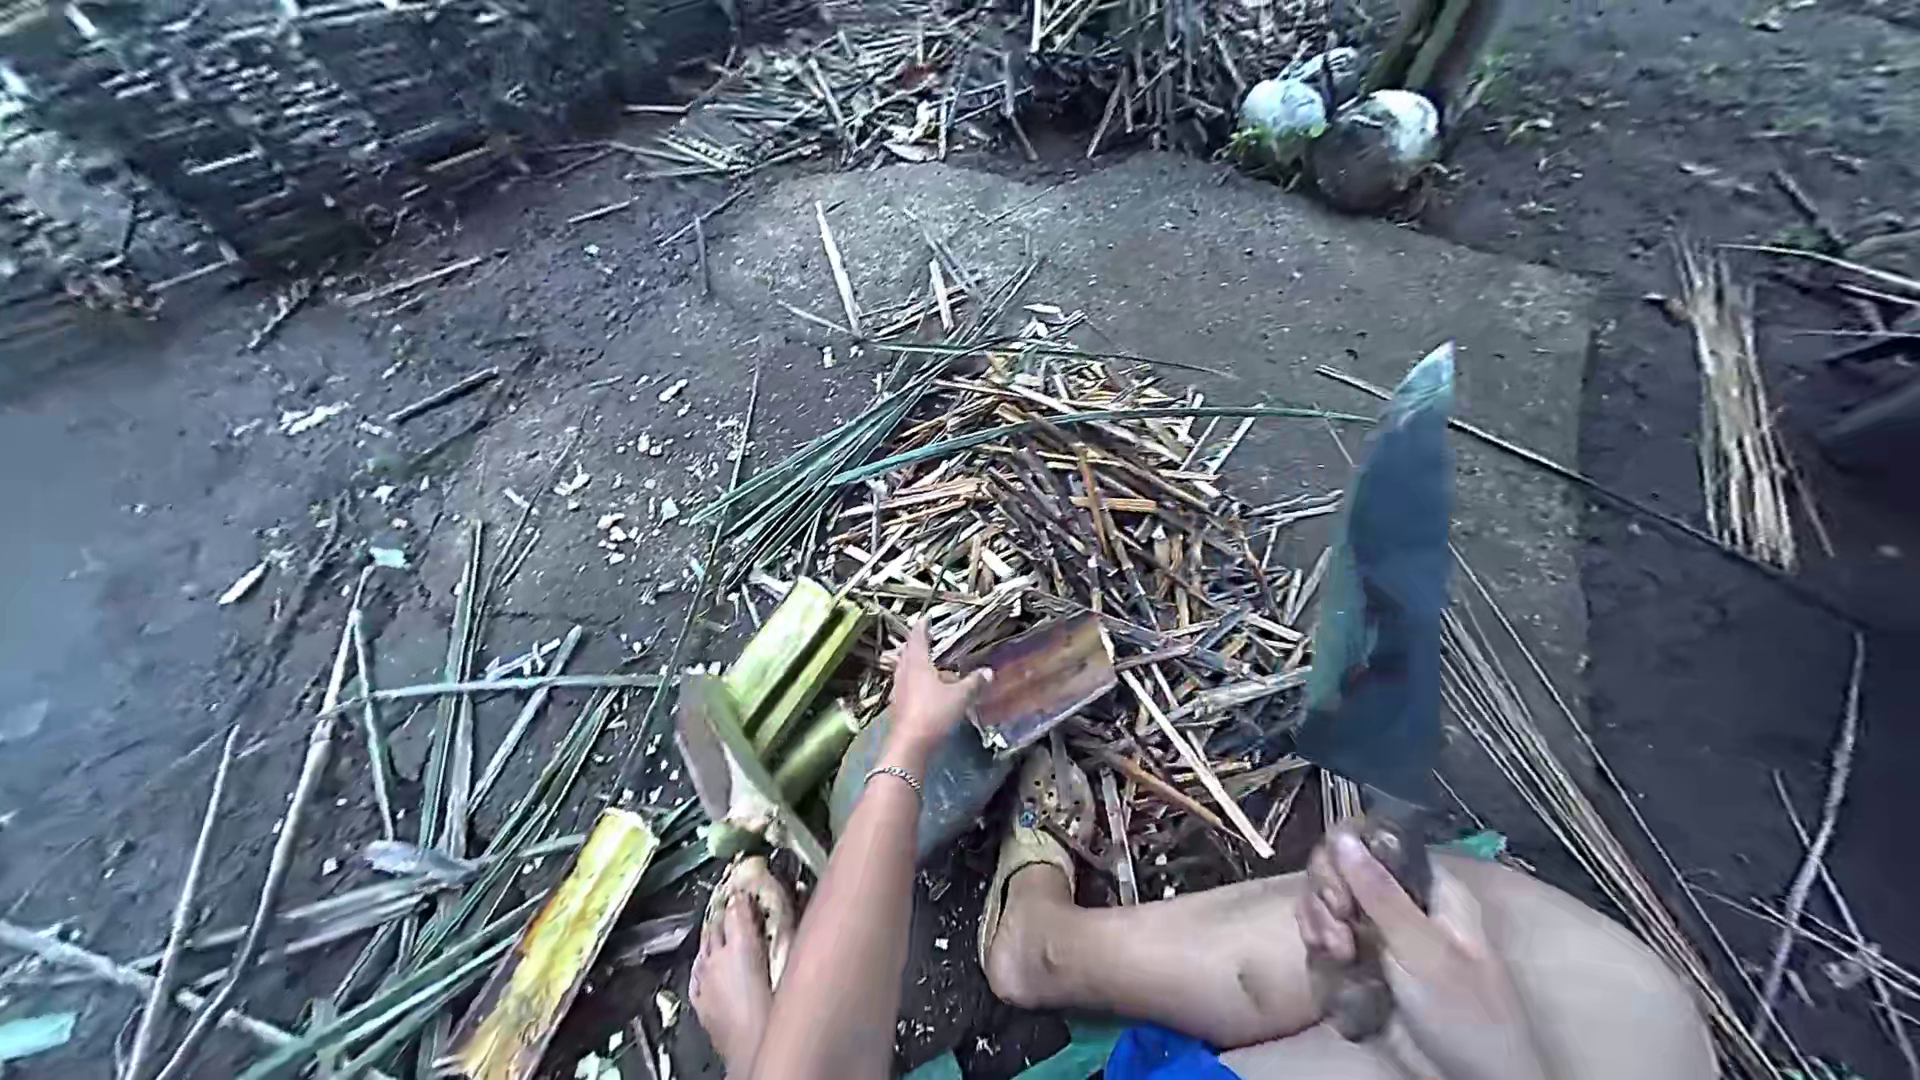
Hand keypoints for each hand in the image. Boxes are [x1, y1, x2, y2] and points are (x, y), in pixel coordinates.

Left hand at [885, 621, 991, 762]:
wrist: (909, 745)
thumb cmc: (933, 713)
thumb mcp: (959, 697)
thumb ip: (973, 683)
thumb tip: (988, 672)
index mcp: (917, 664)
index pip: (918, 639)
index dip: (922, 627)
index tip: (925, 619)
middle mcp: (904, 673)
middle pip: (908, 653)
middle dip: (917, 644)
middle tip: (927, 639)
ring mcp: (898, 690)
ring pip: (905, 669)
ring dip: (916, 664)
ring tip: (930, 665)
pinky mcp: (897, 706)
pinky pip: (906, 685)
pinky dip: (915, 681)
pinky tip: (927, 690)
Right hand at [1299, 830, 1546, 1079]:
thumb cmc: (1464, 1016)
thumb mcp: (1424, 950)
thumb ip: (1380, 892)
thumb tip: (1342, 834)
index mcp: (1426, 886)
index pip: (1371, 839)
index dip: (1345, 850)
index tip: (1341, 882)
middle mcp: (1397, 899)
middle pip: (1337, 864)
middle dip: (1327, 891)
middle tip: (1338, 921)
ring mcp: (1373, 928)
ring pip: (1322, 896)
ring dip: (1319, 921)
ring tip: (1338, 954)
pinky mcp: (1354, 955)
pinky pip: (1318, 929)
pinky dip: (1315, 940)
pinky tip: (1328, 959)